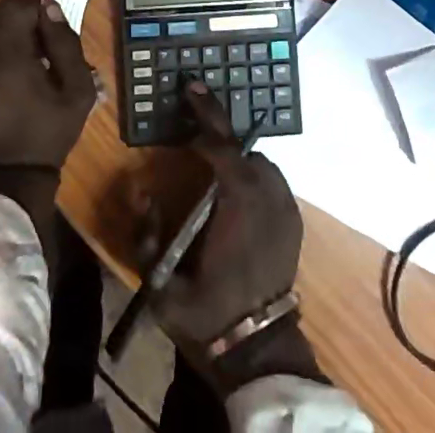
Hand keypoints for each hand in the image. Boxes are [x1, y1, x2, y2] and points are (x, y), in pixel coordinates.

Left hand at [0, 0, 96, 170]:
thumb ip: (66, 44)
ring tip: (13, 68)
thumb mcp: (78, 91)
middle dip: (13, 25)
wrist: (7, 183)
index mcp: (7, 59)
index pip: (12, 7)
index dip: (32, 10)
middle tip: (33, 48)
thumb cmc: (49, 135)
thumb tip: (49, 8)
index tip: (45, 29)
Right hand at [154, 83, 304, 351]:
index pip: (220, 144)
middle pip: (243, 148)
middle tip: (194, 126)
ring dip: (236, 158)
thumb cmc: (206, 310)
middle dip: (218, 134)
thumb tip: (141, 190)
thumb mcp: (161, 279)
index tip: (190, 89)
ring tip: (212, 165)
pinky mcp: (293, 222)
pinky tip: (234, 192)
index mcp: (237, 202)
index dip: (204, 113)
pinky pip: (271, 183)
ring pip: (260, 164)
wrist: (257, 346)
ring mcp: (285, 208)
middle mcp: (267, 196)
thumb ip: (147, 232)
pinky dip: (252, 176)